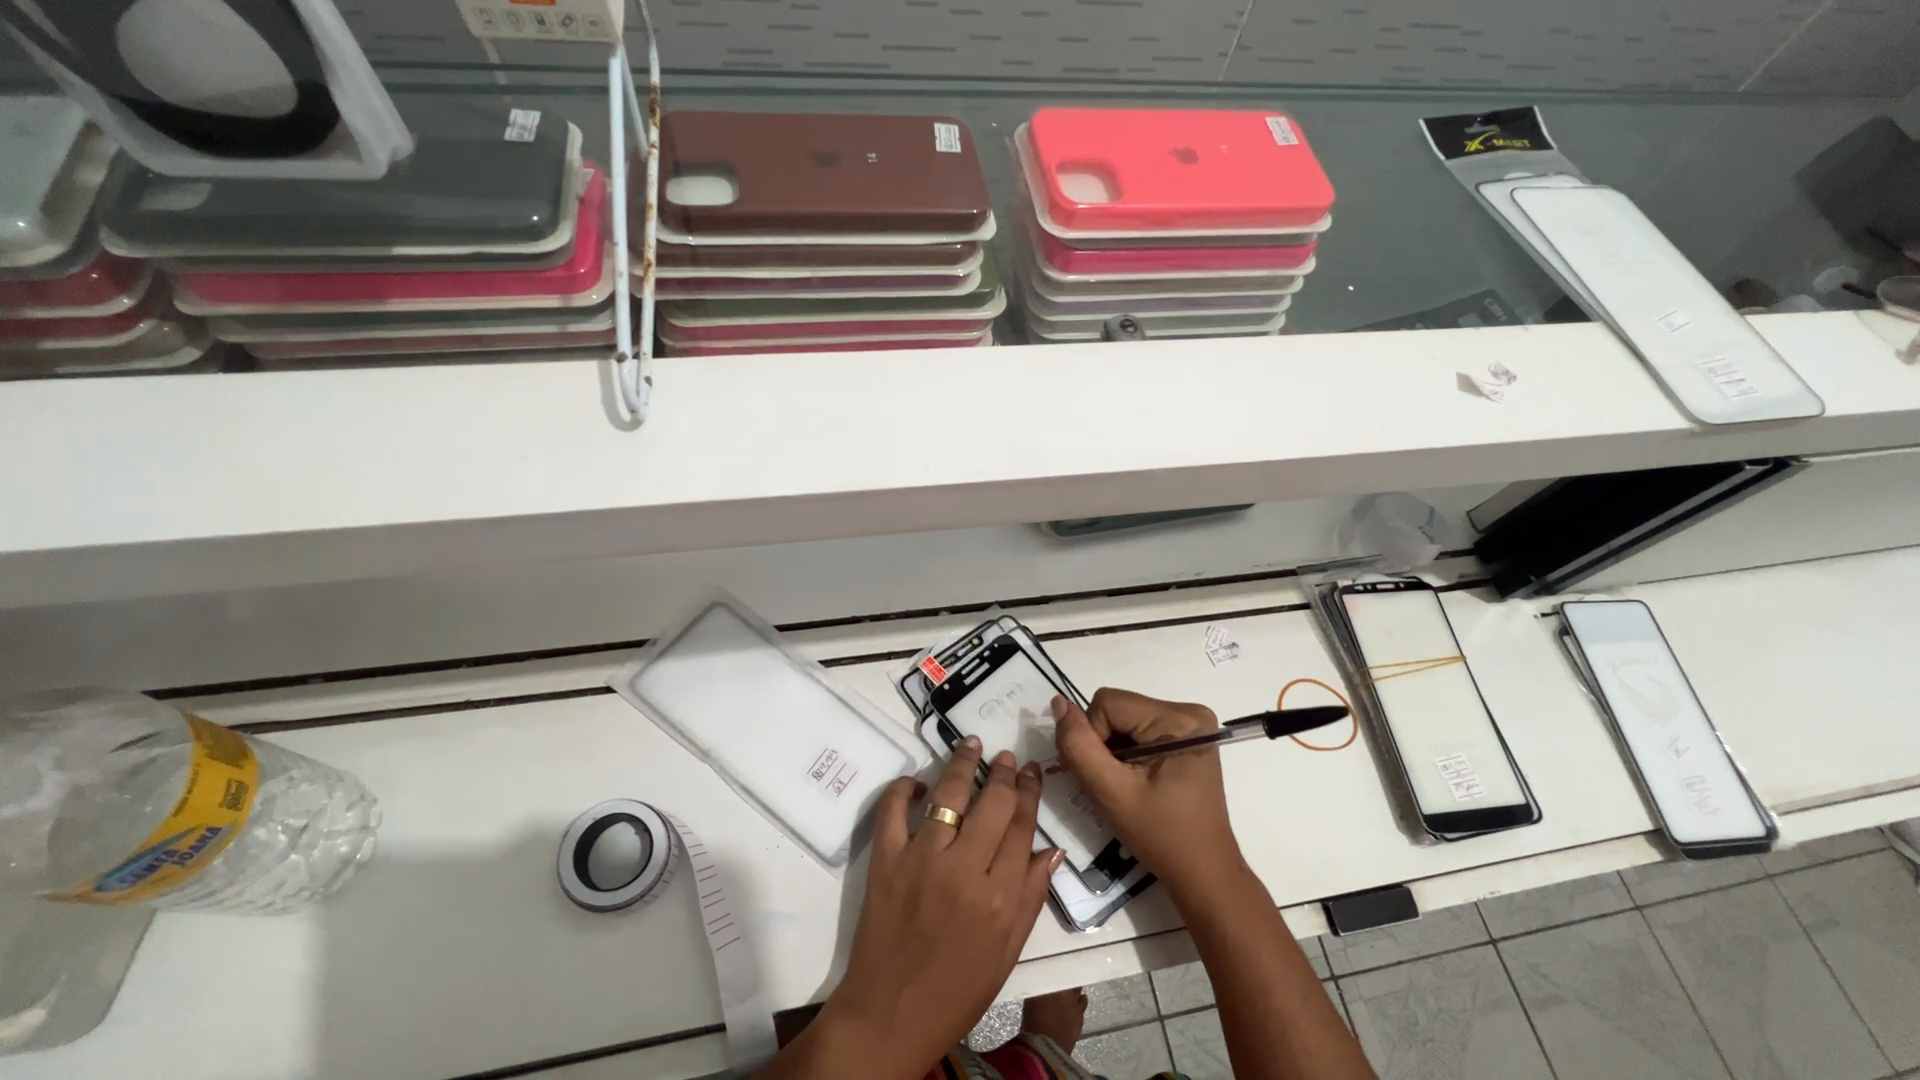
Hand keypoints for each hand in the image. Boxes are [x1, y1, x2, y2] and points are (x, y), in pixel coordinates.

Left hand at [814, 737, 1060, 1078]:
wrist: (891, 1014)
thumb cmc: (958, 990)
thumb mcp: (1008, 952)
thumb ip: (1030, 897)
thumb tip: (1050, 850)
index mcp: (1000, 896)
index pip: (1021, 826)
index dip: (1029, 792)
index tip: (1032, 770)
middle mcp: (964, 869)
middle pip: (992, 803)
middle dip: (1003, 773)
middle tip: (1005, 756)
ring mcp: (921, 860)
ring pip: (948, 795)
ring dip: (962, 765)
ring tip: (971, 745)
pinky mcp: (885, 860)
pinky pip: (893, 811)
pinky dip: (903, 789)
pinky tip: (916, 780)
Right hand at [1052, 689, 1244, 899]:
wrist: (1202, 871)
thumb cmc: (1160, 835)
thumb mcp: (1111, 792)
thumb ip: (1079, 746)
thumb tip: (1058, 704)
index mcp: (1179, 719)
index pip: (1108, 703)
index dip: (1091, 736)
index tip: (1101, 776)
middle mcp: (1189, 712)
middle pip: (1117, 709)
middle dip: (1102, 744)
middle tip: (1107, 784)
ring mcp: (1190, 725)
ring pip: (1124, 720)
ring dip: (1112, 751)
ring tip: (1121, 786)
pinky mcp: (1187, 739)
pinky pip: (1139, 731)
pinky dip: (1126, 754)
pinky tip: (1133, 781)